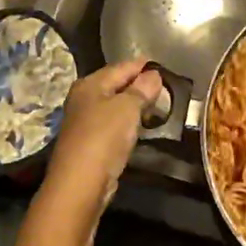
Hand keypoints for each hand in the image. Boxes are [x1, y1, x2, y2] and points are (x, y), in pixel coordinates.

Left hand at [45, 58, 162, 203]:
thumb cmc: (104, 136)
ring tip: (157, 104)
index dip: (141, 65)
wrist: (82, 181)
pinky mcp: (91, 141)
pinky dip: (127, 121)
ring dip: (133, 103)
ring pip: (114, 105)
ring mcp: (85, 121)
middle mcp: (84, 99)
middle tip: (163, 86)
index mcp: (90, 84)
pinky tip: (139, 125)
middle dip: (138, 84)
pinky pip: (113, 123)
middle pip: (115, 85)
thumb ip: (141, 90)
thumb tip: (153, 74)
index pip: (120, 67)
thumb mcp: (127, 108)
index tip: (161, 65)